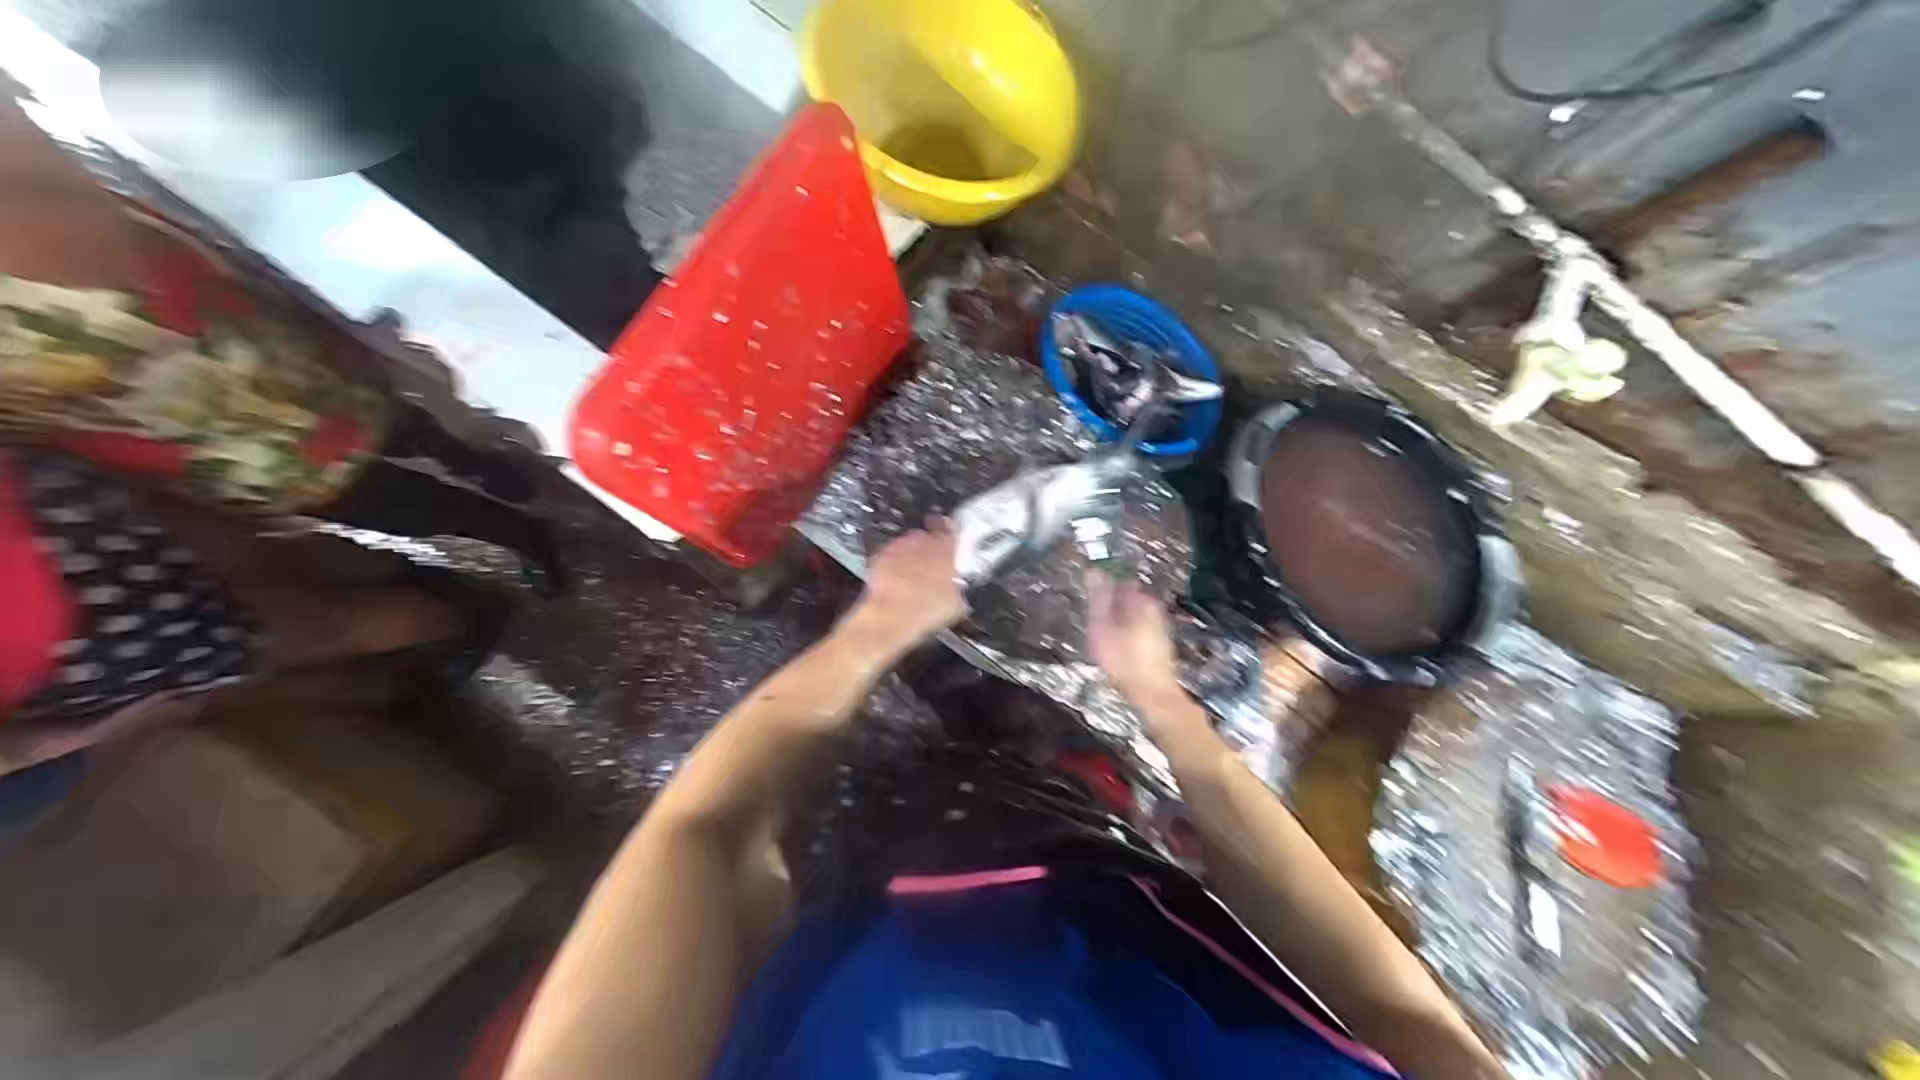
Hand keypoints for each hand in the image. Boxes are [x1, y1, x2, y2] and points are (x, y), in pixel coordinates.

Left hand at [843, 521, 967, 655]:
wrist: (893, 615)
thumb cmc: (925, 607)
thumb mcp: (955, 601)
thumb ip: (957, 585)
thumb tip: (957, 591)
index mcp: (945, 547)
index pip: (950, 529)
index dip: (949, 533)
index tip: (949, 537)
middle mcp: (921, 541)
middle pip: (926, 536)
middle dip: (929, 549)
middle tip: (931, 567)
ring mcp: (899, 548)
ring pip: (907, 545)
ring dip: (910, 556)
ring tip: (913, 577)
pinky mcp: (880, 558)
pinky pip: (889, 556)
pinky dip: (892, 565)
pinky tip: (896, 582)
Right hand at [1086, 574, 1181, 705]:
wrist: (1152, 695)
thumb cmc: (1124, 661)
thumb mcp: (1102, 627)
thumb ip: (1098, 598)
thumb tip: (1093, 571)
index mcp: (1141, 599)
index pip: (1120, 578)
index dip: (1103, 586)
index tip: (1091, 600)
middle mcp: (1154, 608)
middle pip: (1126, 597)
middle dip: (1110, 606)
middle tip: (1095, 624)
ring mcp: (1160, 625)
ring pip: (1131, 614)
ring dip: (1117, 621)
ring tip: (1103, 639)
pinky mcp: (1160, 642)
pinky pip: (1137, 629)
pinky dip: (1125, 634)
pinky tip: (1117, 650)